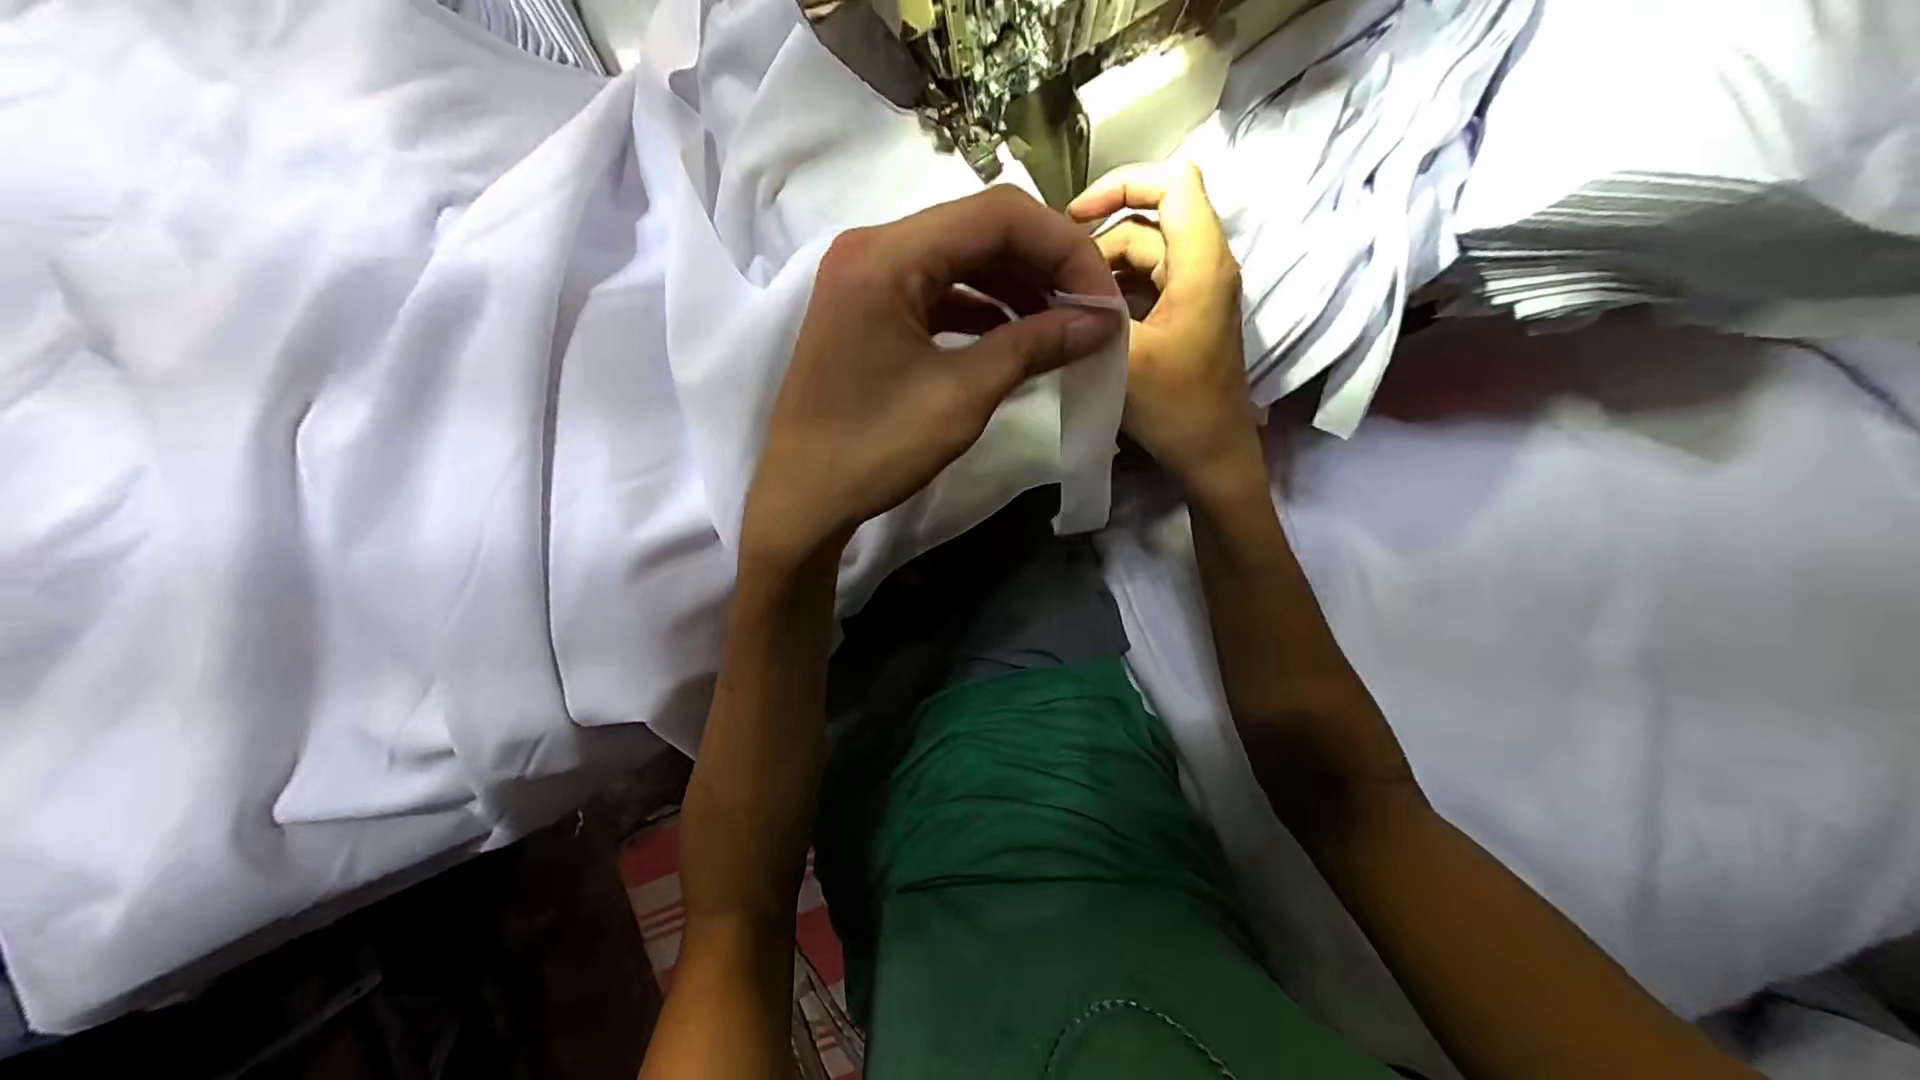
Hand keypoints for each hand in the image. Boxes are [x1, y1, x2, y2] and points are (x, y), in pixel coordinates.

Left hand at [742, 186, 1121, 568]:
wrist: (803, 499)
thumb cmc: (875, 449)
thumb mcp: (962, 396)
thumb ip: (1034, 346)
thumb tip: (1100, 322)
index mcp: (887, 255)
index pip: (998, 216)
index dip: (1064, 249)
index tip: (1102, 299)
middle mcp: (873, 248)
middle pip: (980, 230)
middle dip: (1044, 267)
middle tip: (1090, 314)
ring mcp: (867, 277)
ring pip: (962, 259)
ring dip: (1017, 287)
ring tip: (1063, 326)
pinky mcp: (869, 309)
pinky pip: (938, 290)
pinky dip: (983, 307)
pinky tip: (1018, 336)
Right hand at [1067, 163, 1261, 492]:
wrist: (1212, 456)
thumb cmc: (1177, 407)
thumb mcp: (1125, 356)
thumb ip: (1089, 310)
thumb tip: (1051, 277)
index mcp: (1202, 262)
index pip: (1172, 180)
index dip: (1121, 183)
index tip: (1073, 218)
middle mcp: (1204, 264)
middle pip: (1146, 221)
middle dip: (1097, 243)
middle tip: (1052, 279)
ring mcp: (1195, 291)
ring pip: (1141, 255)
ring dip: (1100, 272)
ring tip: (1060, 303)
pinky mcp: (1185, 315)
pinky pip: (1144, 284)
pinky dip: (1112, 292)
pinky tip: (1082, 318)